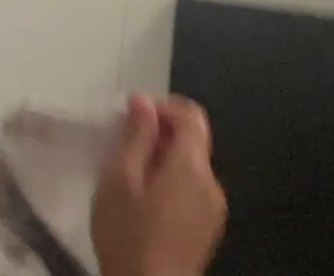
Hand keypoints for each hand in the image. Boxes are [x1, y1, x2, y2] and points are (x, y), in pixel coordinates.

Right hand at [91, 94, 226, 275]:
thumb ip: (135, 135)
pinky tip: (143, 200)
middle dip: (158, 133)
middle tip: (120, 146)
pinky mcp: (208, 227)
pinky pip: (191, 187)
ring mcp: (214, 209)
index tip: (130, 118)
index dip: (161, 106)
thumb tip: (144, 100)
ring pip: (190, 164)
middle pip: (192, 140)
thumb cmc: (128, 231)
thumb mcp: (119, 176)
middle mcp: (212, 184)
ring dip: (161, 157)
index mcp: (191, 167)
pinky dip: (169, 179)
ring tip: (127, 174)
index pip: (191, 116)